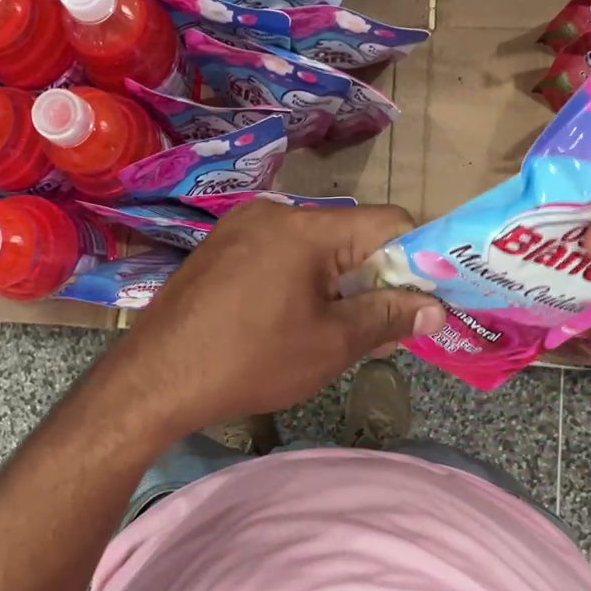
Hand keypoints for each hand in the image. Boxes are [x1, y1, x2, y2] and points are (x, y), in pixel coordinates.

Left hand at [99, 202, 445, 437]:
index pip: (388, 221)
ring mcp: (239, 227)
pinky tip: (291, 318)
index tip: (428, 294)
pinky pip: (277, 252)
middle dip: (376, 274)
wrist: (155, 377)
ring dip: (337, 280)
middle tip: (386, 323)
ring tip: (338, 328)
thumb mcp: (330, 344)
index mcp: (307, 228)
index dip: (419, 256)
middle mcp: (274, 213)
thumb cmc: (250, 360)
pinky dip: (299, 278)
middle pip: (348, 232)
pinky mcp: (218, 247)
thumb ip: (388, 318)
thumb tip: (436, 307)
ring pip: (312, 245)